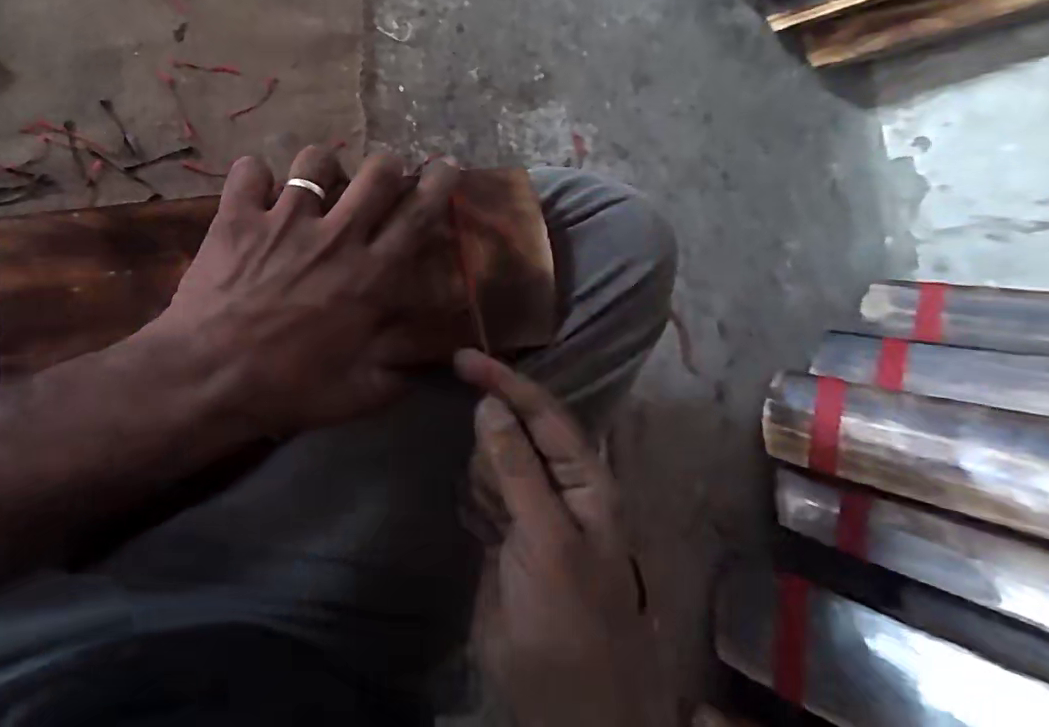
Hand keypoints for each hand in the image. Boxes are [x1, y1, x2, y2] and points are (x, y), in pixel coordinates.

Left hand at [140, 145, 458, 435]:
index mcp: (371, 276)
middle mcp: (335, 236)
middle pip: (378, 172)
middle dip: (387, 166)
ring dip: (322, 168)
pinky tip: (255, 193)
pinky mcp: (237, 216)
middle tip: (378, 179)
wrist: (208, 376)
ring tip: (313, 185)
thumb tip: (434, 362)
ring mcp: (283, 220)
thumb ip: (400, 371)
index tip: (443, 168)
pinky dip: (254, 176)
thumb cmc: (286, 389)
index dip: (437, 183)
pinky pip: (250, 170)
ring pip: (316, 160)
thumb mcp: (357, 394)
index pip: (418, 214)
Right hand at [456, 349, 669, 726]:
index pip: (545, 413)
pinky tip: (482, 530)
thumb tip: (490, 402)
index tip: (462, 357)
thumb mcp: (545, 538)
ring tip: (493, 527)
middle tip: (494, 503)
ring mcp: (529, 508)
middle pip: (512, 433)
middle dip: (491, 446)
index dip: (507, 382)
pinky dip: (472, 499)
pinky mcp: (501, 531)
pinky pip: (477, 490)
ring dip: (480, 479)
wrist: (562, 701)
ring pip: (489, 460)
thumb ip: (516, 468)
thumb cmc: (568, 617)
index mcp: (587, 481)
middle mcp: (560, 486)